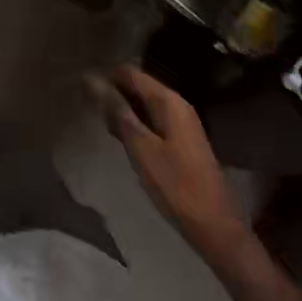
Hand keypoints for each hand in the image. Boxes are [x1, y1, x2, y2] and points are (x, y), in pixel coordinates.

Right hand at [90, 65, 243, 250]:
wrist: (217, 227)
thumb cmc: (176, 185)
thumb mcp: (141, 147)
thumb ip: (117, 112)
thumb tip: (91, 79)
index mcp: (168, 100)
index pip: (130, 73)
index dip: (106, 77)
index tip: (84, 91)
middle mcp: (176, 104)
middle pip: (138, 87)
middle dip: (114, 95)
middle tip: (90, 111)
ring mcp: (181, 123)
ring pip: (144, 105)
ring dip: (123, 112)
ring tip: (101, 124)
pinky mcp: (182, 141)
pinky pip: (153, 121)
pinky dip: (136, 126)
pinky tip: (122, 140)